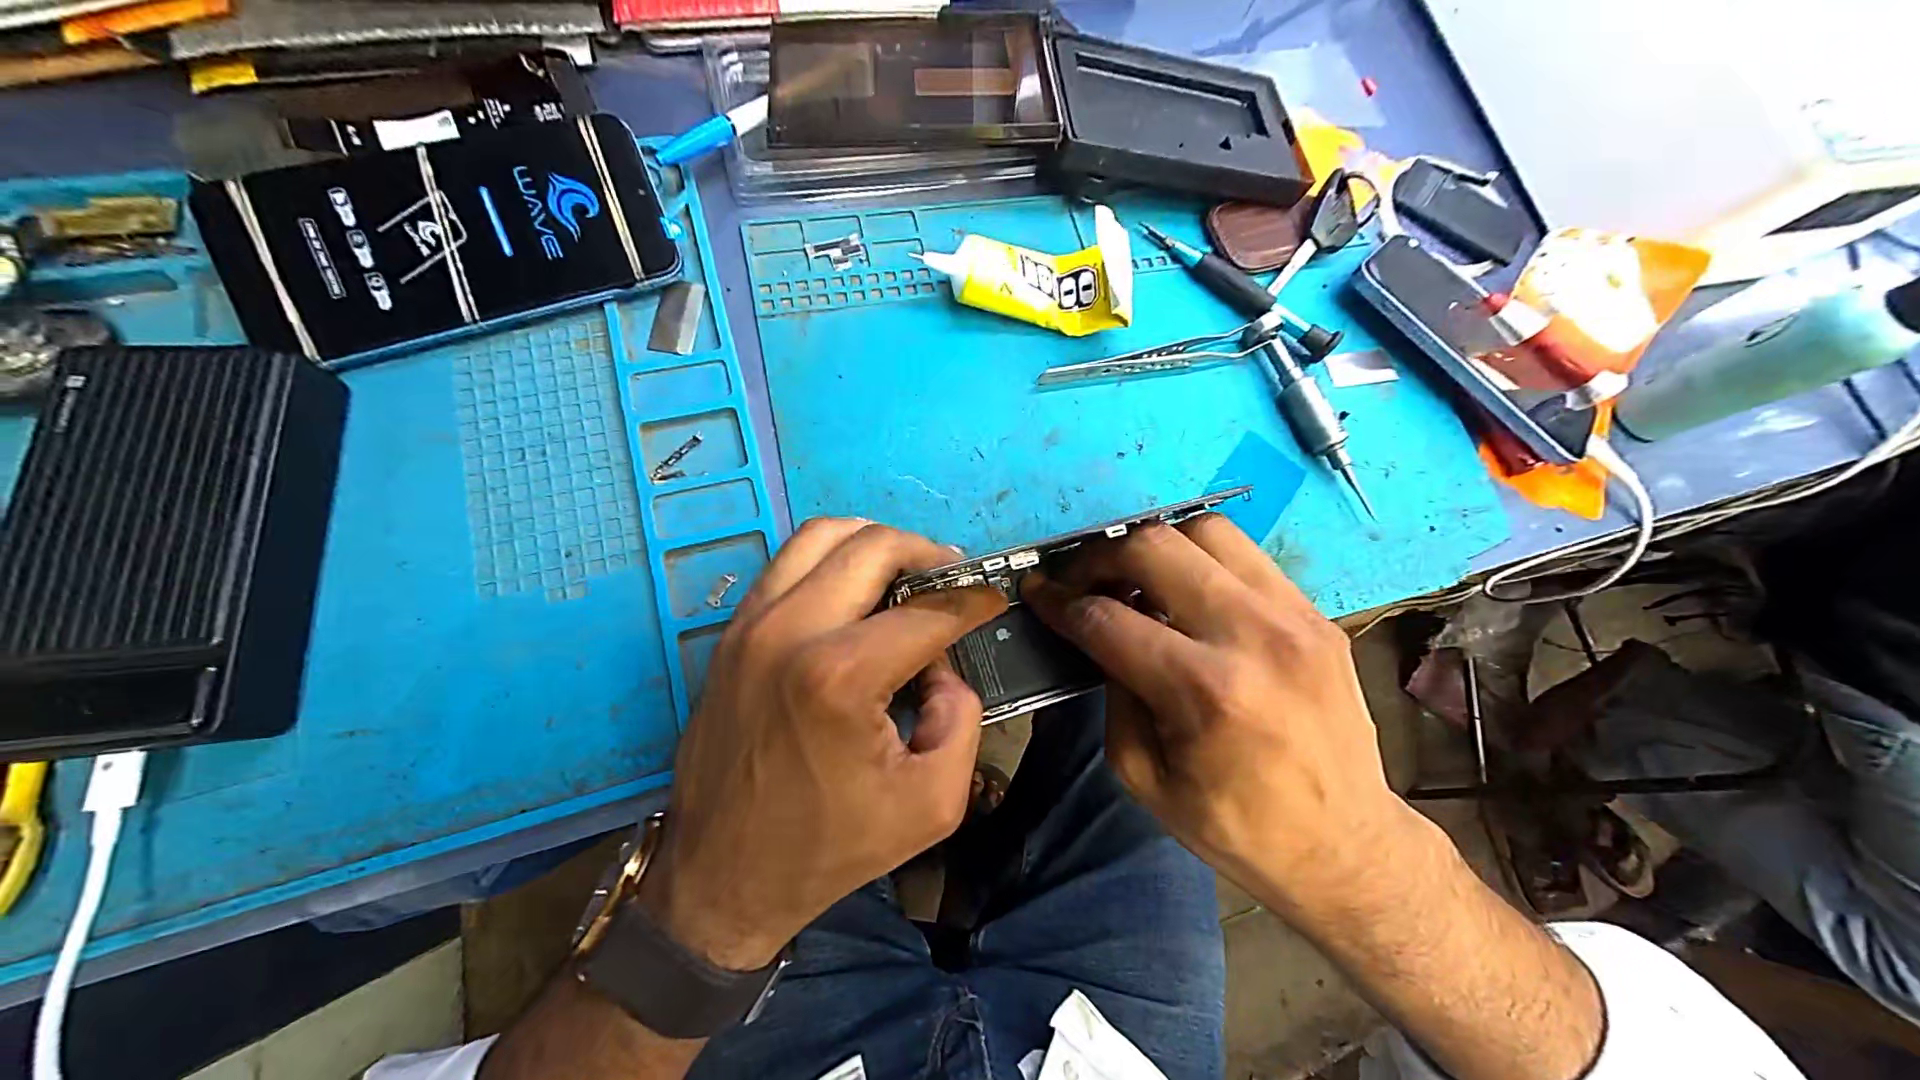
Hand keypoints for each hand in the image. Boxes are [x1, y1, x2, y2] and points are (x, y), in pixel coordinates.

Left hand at [637, 518, 1005, 970]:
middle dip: (927, 554)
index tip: (993, 598)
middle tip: (952, 582)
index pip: (927, 610)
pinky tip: (855, 594)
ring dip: (875, 544)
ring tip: (905, 576)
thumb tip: (942, 665)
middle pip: (873, 546)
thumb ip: (961, 717)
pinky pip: (788, 562)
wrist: (722, 877)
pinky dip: (832, 560)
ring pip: (822, 535)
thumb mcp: (933, 803)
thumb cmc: (829, 847)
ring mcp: (751, 624)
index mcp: (840, 675)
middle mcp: (790, 630)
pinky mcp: (731, 632)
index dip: (972, 600)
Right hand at [1022, 513, 1415, 917]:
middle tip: (1083, 581)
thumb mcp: (1142, 774)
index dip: (1058, 601)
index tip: (1039, 592)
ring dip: (1155, 547)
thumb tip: (1099, 632)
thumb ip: (1113, 691)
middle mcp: (1251, 637)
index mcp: (1203, 691)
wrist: (1345, 846)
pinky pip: (1245, 555)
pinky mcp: (1316, 614)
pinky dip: (1201, 562)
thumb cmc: (1235, 827)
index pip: (1107, 618)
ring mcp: (1293, 617)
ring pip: (1205, 530)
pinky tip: (1187, 593)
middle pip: (1154, 548)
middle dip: (1100, 558)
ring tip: (1137, 580)